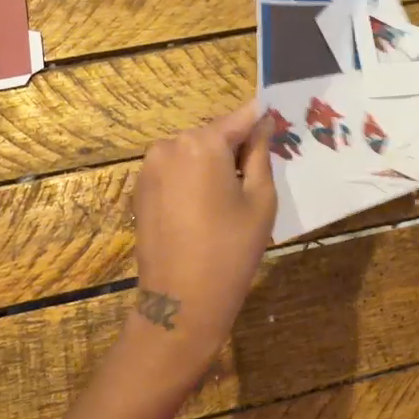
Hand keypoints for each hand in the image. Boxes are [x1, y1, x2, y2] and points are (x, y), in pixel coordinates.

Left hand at [126, 103, 277, 375]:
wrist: (181, 300)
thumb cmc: (231, 248)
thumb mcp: (260, 199)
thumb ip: (260, 153)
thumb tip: (262, 122)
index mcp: (202, 143)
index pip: (240, 117)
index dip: (261, 121)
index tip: (278, 125)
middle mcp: (169, 145)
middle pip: (213, 134)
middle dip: (234, 148)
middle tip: (255, 179)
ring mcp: (149, 167)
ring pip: (192, 152)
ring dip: (212, 164)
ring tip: (229, 201)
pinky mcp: (140, 189)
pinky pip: (174, 170)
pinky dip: (191, 179)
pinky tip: (204, 210)